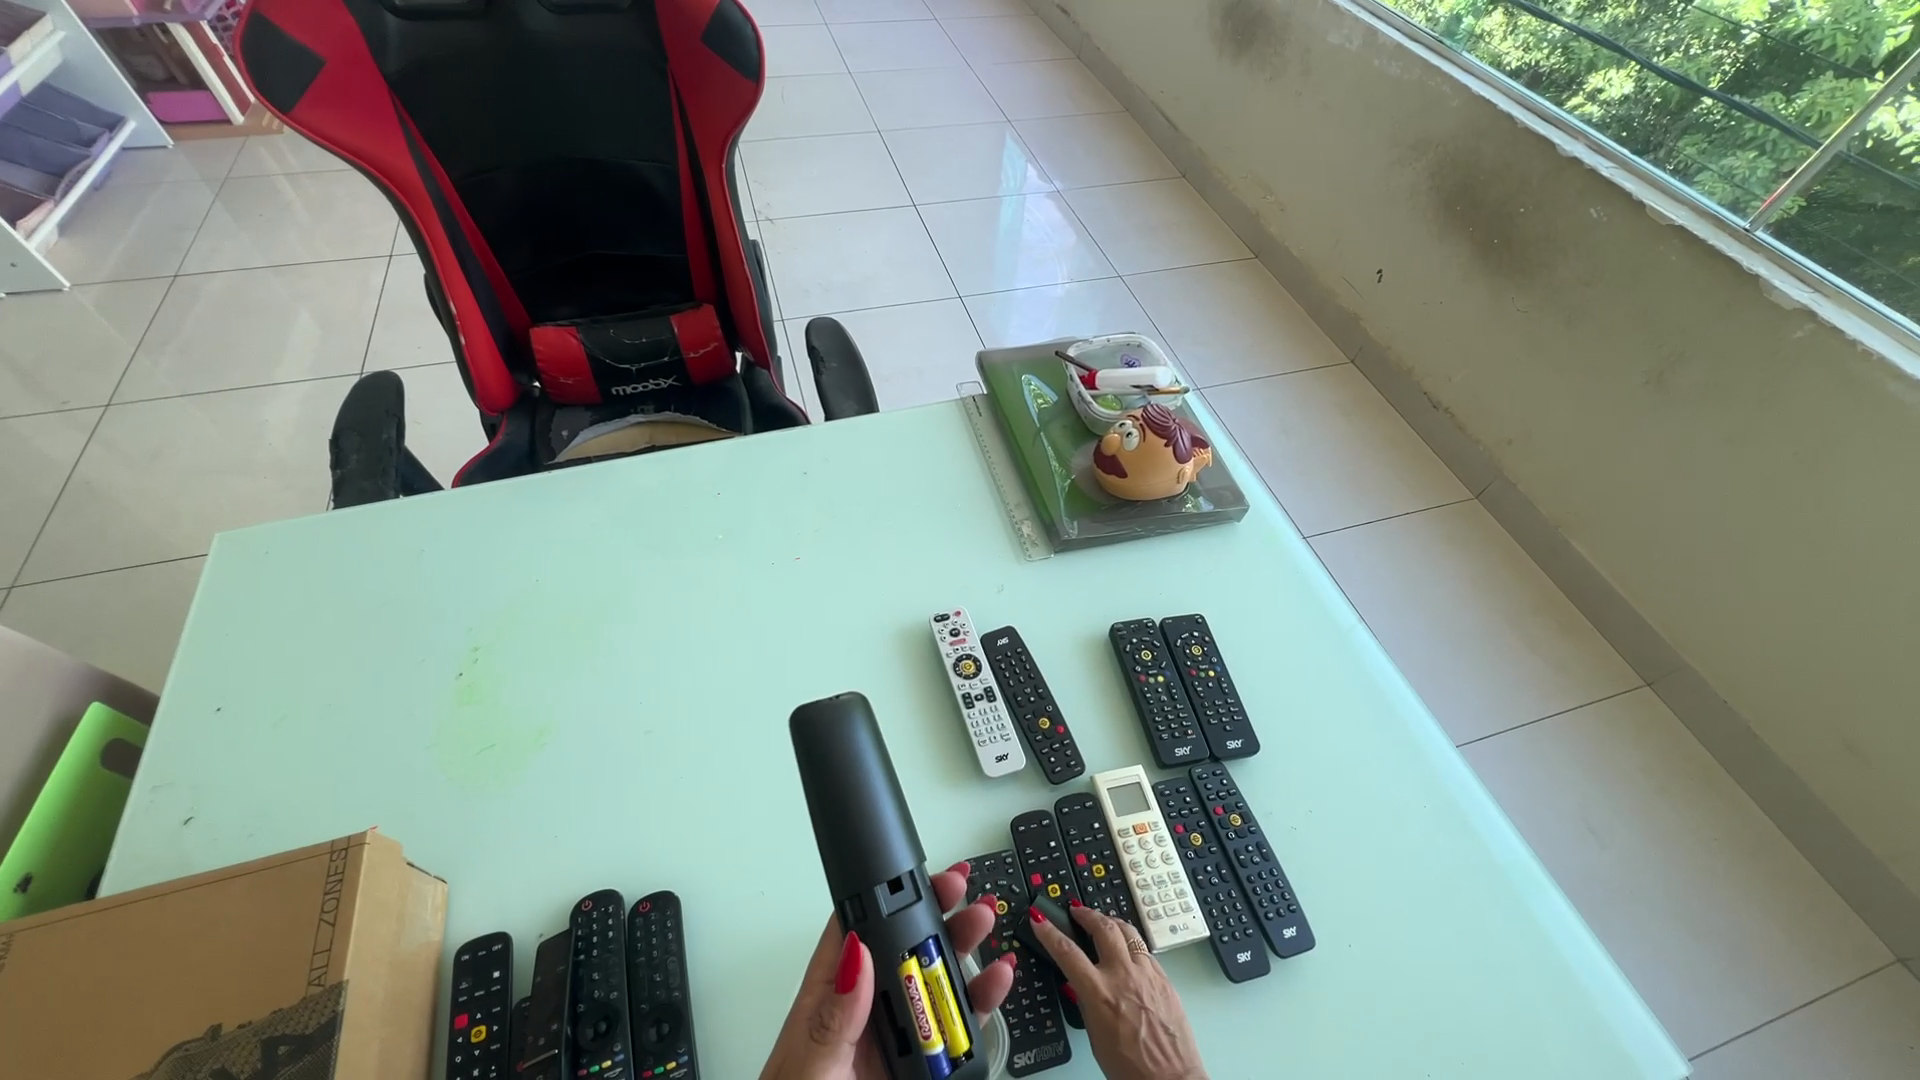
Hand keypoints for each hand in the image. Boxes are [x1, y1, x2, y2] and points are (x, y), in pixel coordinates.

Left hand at [759, 862, 1016, 1079]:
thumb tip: (856, 956)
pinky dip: (983, 1002)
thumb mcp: (808, 1064)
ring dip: (966, 950)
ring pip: (938, 982)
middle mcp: (868, 1011)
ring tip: (985, 921)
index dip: (890, 898)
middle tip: (964, 889)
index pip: (861, 931)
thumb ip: (832, 1018)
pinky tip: (998, 980)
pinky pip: (960, 1028)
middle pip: (907, 948)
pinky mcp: (925, 1068)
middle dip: (938, 913)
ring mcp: (898, 1037)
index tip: (920, 878)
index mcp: (832, 998)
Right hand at [1029, 903, 1207, 1079]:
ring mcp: (1147, 974)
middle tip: (1076, 910)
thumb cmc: (1132, 1069)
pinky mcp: (1164, 978)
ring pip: (1127, 930)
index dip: (1049, 932)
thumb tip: (1079, 982)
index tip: (1040, 921)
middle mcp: (1124, 976)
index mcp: (1100, 993)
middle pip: (1102, 927)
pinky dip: (1131, 941)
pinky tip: (1127, 946)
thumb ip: (1087, 1002)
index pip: (1067, 952)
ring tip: (1102, 918)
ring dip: (1110, 920)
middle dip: (1085, 913)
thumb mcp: (1096, 1036)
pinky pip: (1144, 948)